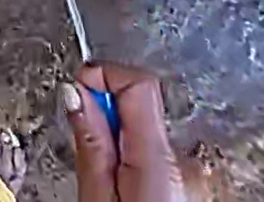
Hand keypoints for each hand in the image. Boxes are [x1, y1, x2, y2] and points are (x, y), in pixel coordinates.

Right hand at [63, 64, 193, 201]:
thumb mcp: (97, 199)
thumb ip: (90, 143)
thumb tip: (76, 88)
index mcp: (160, 160)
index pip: (138, 81)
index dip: (104, 74)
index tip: (78, 86)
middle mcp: (181, 162)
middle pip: (139, 101)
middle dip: (105, 109)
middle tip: (84, 142)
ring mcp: (187, 175)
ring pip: (142, 126)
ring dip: (116, 133)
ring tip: (104, 173)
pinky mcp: (185, 186)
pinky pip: (152, 149)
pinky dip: (130, 153)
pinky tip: (121, 184)